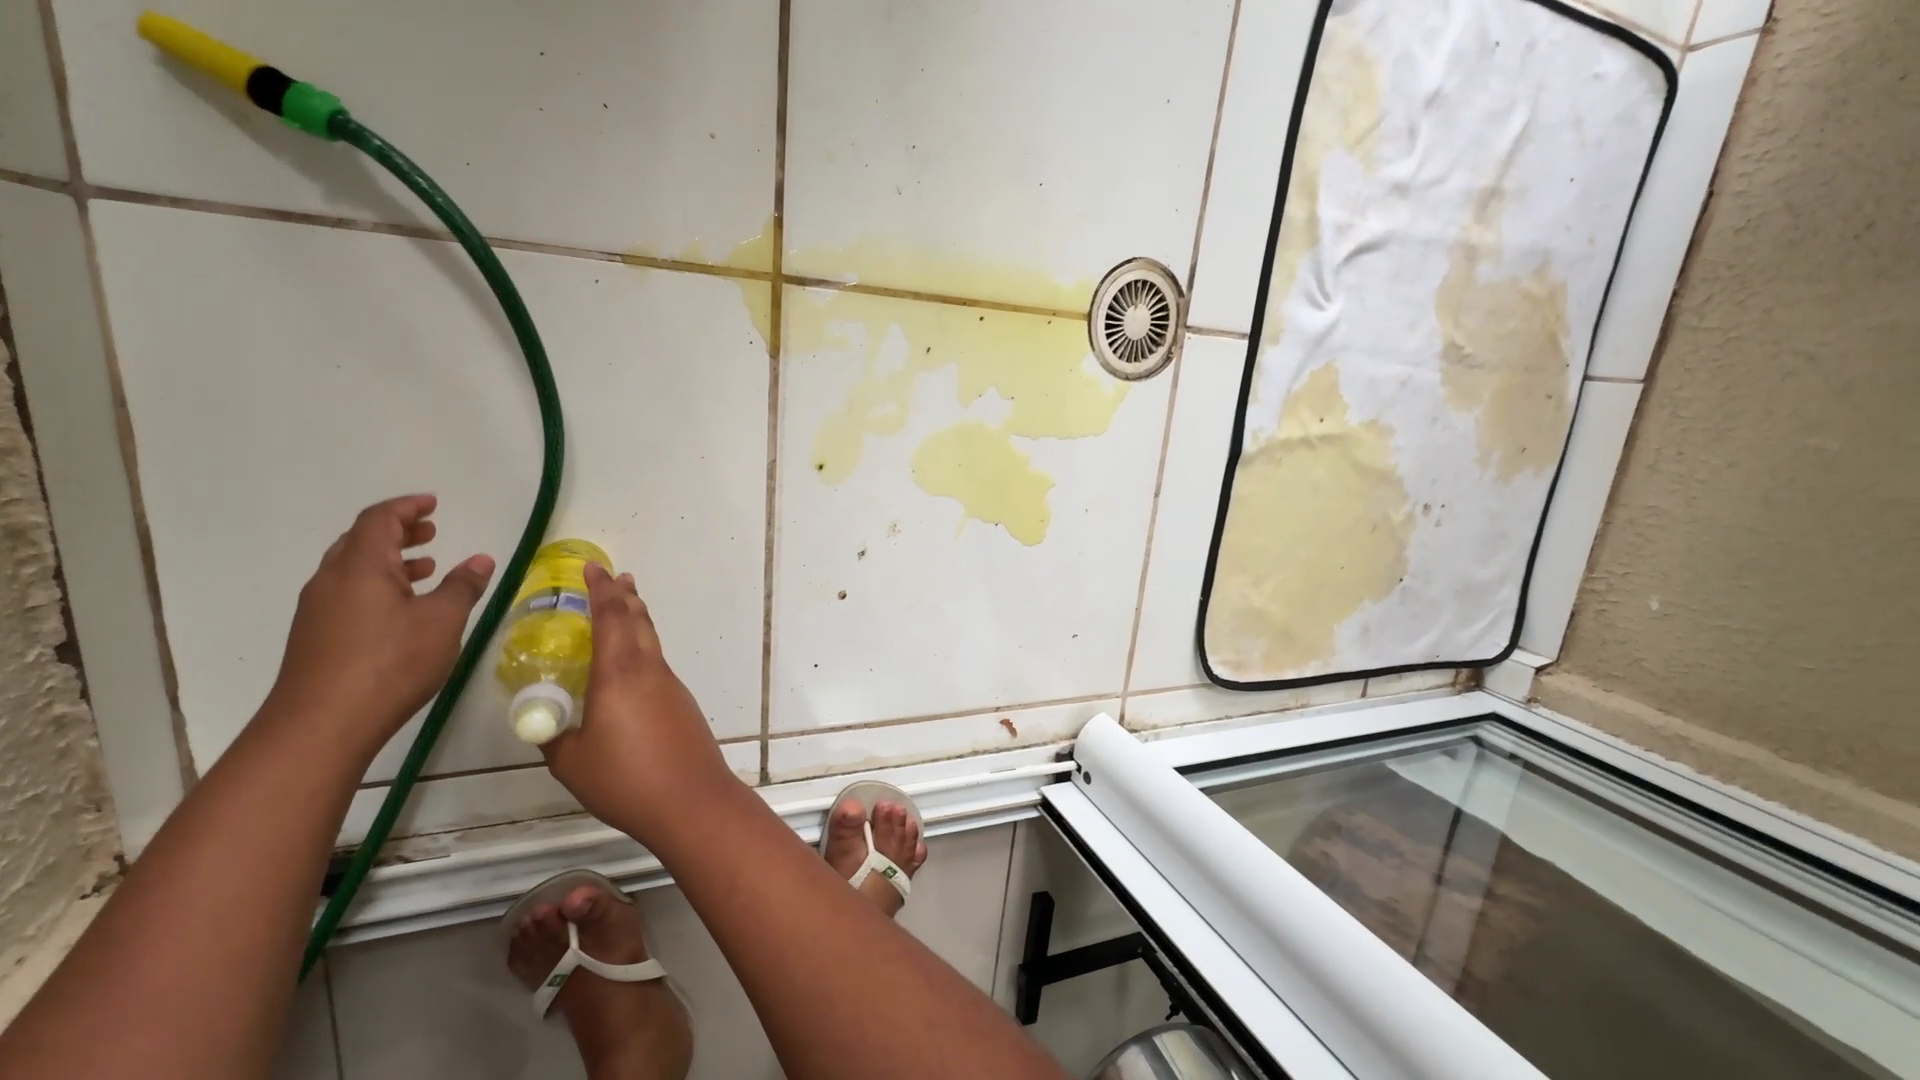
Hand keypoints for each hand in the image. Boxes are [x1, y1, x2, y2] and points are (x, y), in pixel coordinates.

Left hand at [266, 494, 493, 750]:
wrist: (323, 722)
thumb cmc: (390, 663)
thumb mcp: (441, 622)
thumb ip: (462, 587)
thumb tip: (480, 559)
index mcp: (360, 565)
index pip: (380, 519)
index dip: (407, 507)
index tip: (432, 504)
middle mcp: (331, 579)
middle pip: (360, 540)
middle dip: (397, 532)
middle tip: (430, 532)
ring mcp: (318, 609)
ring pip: (353, 569)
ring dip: (388, 562)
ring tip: (424, 570)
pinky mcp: (315, 636)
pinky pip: (347, 594)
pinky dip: (376, 586)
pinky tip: (400, 611)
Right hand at [541, 563, 739, 838]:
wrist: (692, 802)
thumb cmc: (627, 780)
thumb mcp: (572, 762)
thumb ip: (556, 736)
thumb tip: (548, 726)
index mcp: (619, 673)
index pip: (610, 616)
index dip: (600, 590)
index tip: (593, 569)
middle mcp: (649, 671)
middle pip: (639, 621)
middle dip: (625, 597)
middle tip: (617, 579)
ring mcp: (671, 687)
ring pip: (651, 643)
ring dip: (637, 621)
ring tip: (625, 612)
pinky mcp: (682, 706)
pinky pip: (657, 667)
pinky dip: (642, 652)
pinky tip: (632, 672)